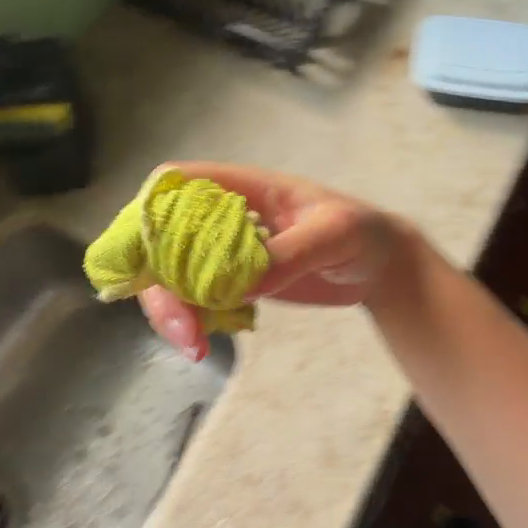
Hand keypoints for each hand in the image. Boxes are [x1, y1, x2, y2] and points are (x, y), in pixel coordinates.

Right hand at [135, 162, 413, 359]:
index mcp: (242, 187)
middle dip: (157, 281)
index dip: (150, 210)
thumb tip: (240, 285)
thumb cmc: (361, 233)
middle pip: (160, 237)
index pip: (176, 181)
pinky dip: (190, 322)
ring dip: (170, 309)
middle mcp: (223, 215)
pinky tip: (204, 346)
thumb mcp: (334, 234)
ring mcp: (224, 250)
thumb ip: (291, 253)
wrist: (378, 265)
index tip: (149, 255)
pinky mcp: (232, 282)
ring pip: (170, 273)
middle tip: (182, 327)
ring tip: (195, 346)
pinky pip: (193, 299)